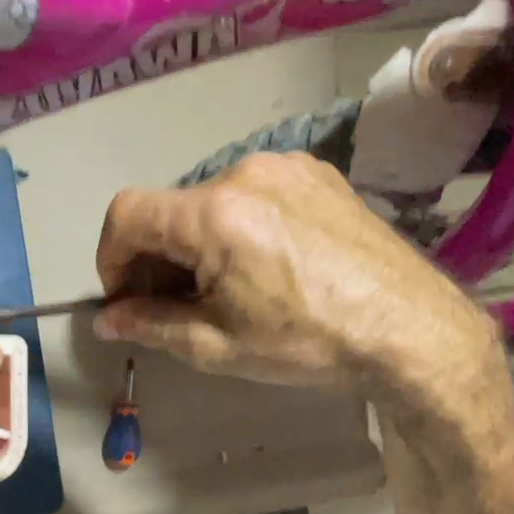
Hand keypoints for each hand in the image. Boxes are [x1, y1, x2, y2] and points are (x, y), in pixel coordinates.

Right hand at [93, 152, 504, 404]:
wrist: (408, 326)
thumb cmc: (305, 341)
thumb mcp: (214, 344)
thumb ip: (149, 324)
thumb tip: (106, 319)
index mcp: (214, 214)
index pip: (126, 214)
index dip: (110, 259)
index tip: (125, 299)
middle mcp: (245, 173)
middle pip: (166, 210)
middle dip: (152, 259)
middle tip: (169, 308)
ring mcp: (286, 168)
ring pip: (206, 203)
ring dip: (192, 245)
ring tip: (218, 292)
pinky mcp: (316, 175)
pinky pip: (248, 196)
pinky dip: (231, 229)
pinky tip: (257, 269)